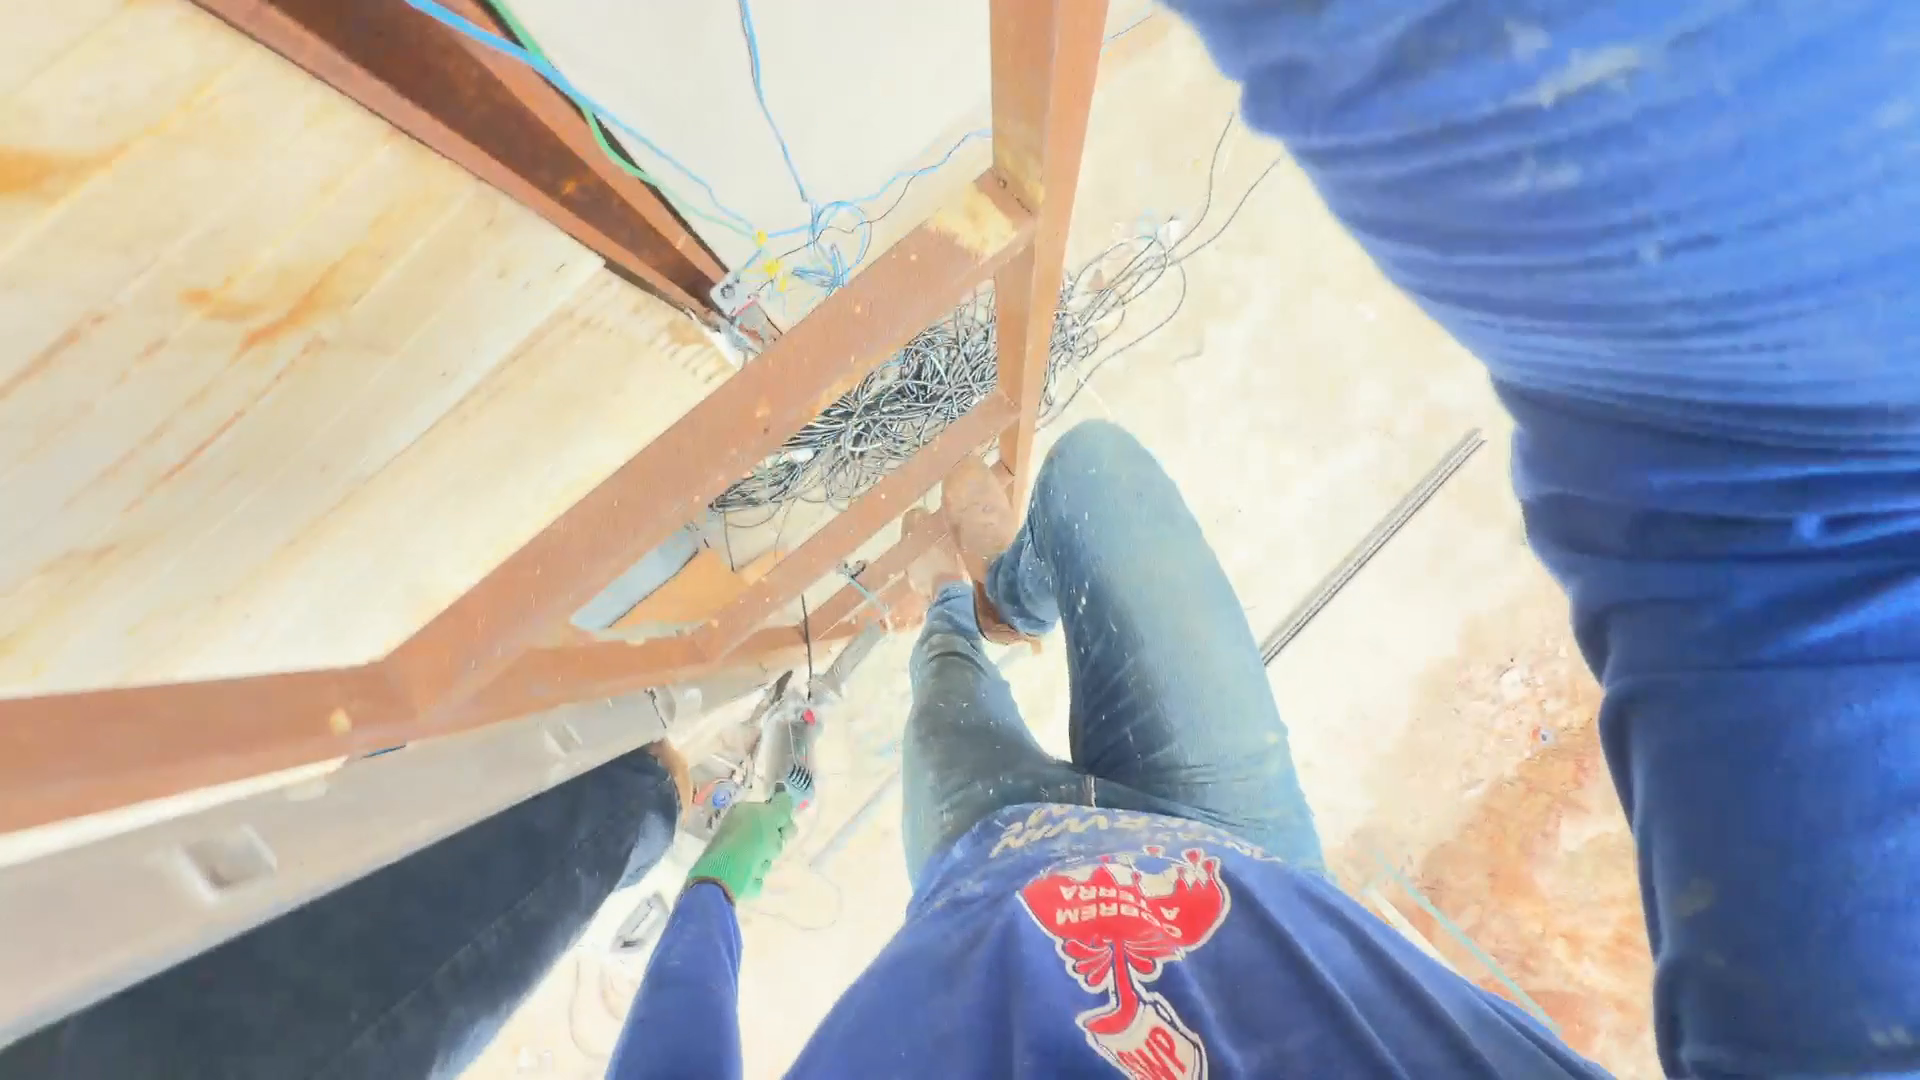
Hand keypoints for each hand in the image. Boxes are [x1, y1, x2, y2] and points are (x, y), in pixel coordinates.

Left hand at [686, 790, 796, 903]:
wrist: (726, 874)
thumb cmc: (751, 839)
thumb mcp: (772, 814)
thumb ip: (782, 804)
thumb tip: (785, 795)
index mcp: (742, 811)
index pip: (769, 812)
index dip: (781, 821)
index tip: (785, 830)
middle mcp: (736, 829)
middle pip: (767, 836)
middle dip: (774, 844)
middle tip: (771, 848)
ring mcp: (732, 852)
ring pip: (762, 856)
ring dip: (765, 861)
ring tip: (758, 865)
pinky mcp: (732, 874)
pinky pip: (753, 874)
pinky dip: (754, 877)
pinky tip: (750, 876)